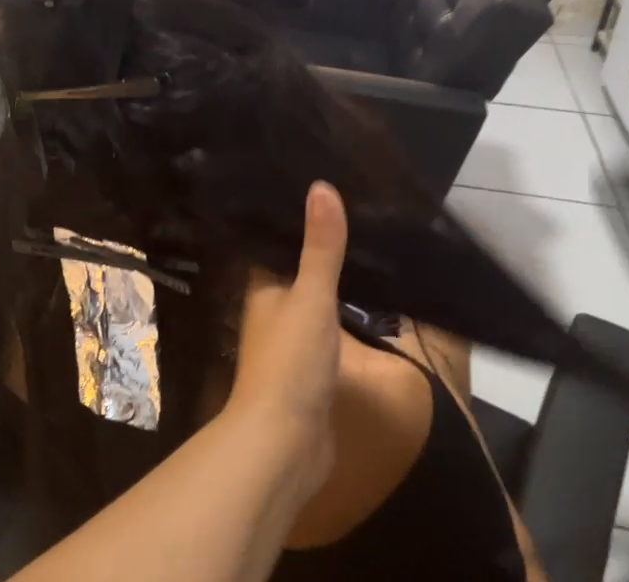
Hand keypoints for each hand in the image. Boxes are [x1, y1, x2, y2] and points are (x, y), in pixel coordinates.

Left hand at [225, 181, 348, 502]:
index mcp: (260, 290)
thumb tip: (321, 186)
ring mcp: (289, 343)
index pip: (271, 244)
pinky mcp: (309, 370)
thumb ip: (320, 248)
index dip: (290, 219)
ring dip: (330, 283)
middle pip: (293, 273)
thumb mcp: (310, 297)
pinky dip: (343, 316)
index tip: (314, 187)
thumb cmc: (291, 363)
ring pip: (310, 303)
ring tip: (365, 247)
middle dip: (315, 249)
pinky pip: (327, 332)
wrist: (286, 443)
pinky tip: (367, 303)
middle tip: (352, 213)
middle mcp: (269, 312)